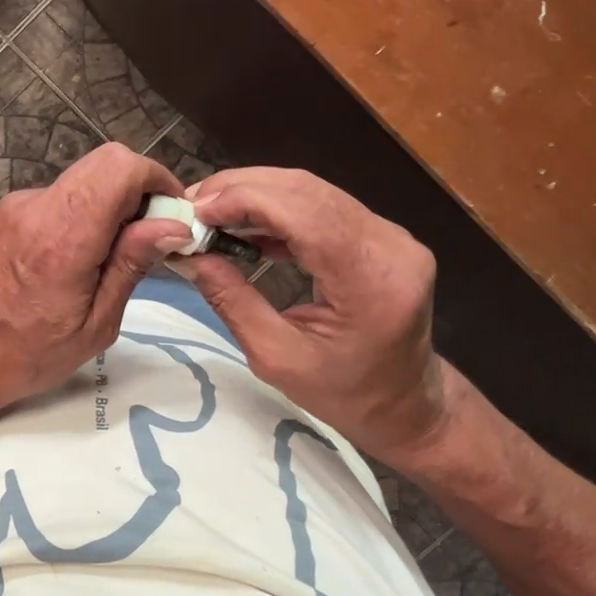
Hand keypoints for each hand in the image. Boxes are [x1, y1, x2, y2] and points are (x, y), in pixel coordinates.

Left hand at [0, 143, 188, 419]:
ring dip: (110, 202)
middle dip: (138, 189)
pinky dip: (84, 211)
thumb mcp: (96, 324)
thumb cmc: (28, 353)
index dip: (157, 181)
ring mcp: (19, 205)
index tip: (171, 216)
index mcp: (64, 238)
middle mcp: (38, 208)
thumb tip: (173, 226)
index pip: (121, 168)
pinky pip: (62, 195)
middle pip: (105, 161)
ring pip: (84, 178)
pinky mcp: (9, 210)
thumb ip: (131, 265)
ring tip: (113, 253)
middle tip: (148, 235)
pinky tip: (81, 255)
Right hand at [171, 168, 447, 463]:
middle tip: (189, 204)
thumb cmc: (344, 394)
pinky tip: (242, 224)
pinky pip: (322, 205)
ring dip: (255, 193)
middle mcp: (389, 245)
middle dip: (241, 189)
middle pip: (306, 190)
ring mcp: (390, 236)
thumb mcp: (275, 357)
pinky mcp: (382, 235)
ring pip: (312, 190)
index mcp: (370, 281)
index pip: (304, 214)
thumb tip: (187, 254)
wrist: (408, 406)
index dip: (244, 200)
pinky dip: (276, 207)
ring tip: (207, 211)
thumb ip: (232, 300)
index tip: (193, 209)